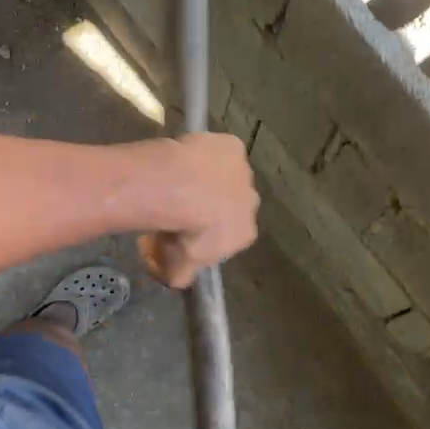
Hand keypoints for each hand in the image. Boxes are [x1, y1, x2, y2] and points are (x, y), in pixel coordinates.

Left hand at [138, 133, 258, 287]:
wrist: (181, 189)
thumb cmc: (183, 234)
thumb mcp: (177, 268)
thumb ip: (180, 276)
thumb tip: (177, 282)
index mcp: (246, 233)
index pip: (231, 237)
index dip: (209, 236)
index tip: (187, 235)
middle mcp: (252, 203)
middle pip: (233, 205)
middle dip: (213, 207)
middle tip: (182, 208)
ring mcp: (244, 172)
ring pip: (228, 176)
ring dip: (211, 178)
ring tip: (180, 180)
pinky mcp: (234, 146)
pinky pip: (221, 150)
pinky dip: (208, 152)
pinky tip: (188, 156)